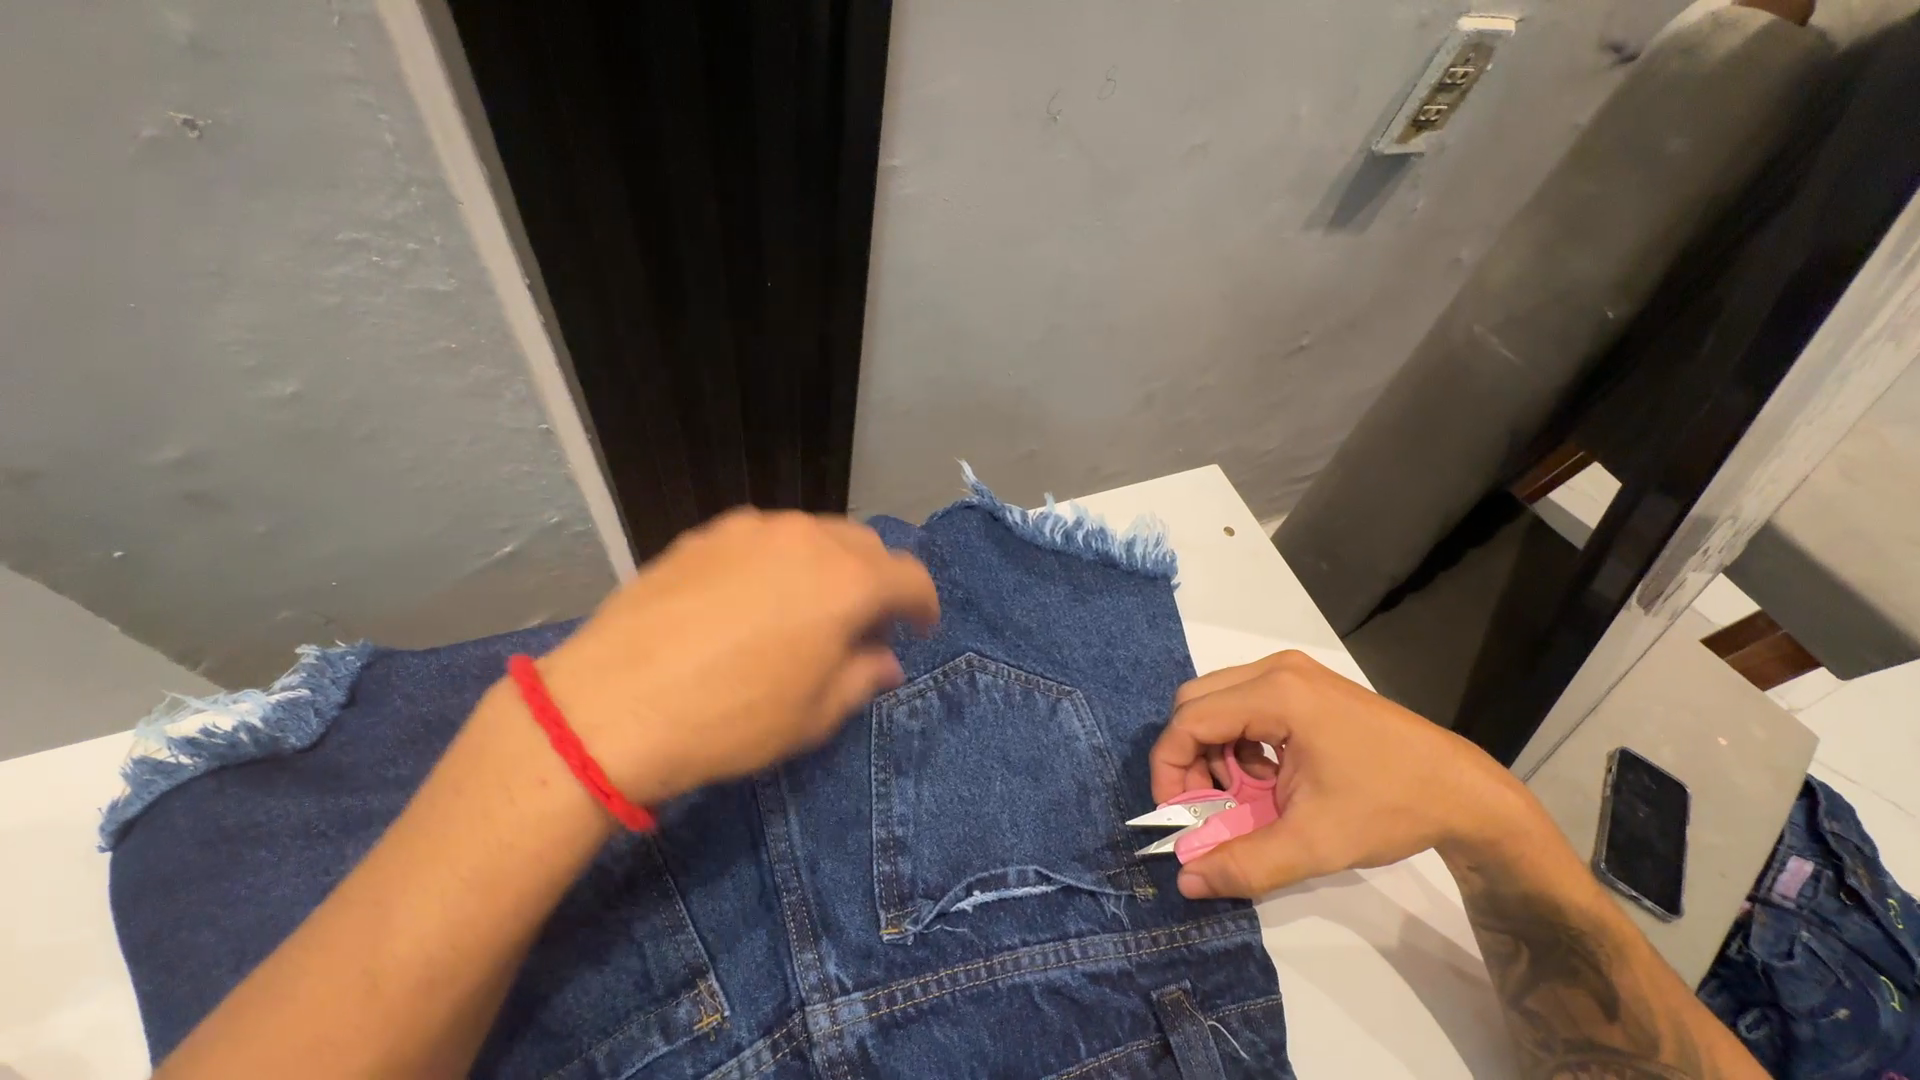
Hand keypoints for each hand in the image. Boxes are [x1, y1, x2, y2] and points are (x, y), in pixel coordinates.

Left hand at [525, 509, 938, 804]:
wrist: (610, 706)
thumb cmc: (731, 719)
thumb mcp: (814, 715)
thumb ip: (863, 677)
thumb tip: (884, 659)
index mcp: (847, 582)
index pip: (910, 577)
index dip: (923, 606)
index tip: (917, 632)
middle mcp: (806, 539)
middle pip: (864, 546)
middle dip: (876, 581)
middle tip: (862, 624)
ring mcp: (749, 530)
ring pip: (812, 535)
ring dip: (826, 567)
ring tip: (805, 609)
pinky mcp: (703, 535)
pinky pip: (762, 540)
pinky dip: (777, 562)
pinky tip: (750, 601)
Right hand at [1149, 651, 1549, 898]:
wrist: (1463, 791)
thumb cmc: (1390, 808)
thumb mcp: (1314, 843)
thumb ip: (1244, 863)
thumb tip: (1187, 881)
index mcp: (1276, 693)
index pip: (1189, 721)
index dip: (1169, 770)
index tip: (1179, 817)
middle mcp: (1276, 669)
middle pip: (1195, 703)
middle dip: (1188, 758)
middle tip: (1208, 805)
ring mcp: (1291, 672)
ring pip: (1215, 702)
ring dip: (1212, 751)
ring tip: (1240, 795)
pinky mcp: (1302, 684)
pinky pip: (1242, 703)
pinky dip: (1237, 741)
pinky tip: (1265, 777)